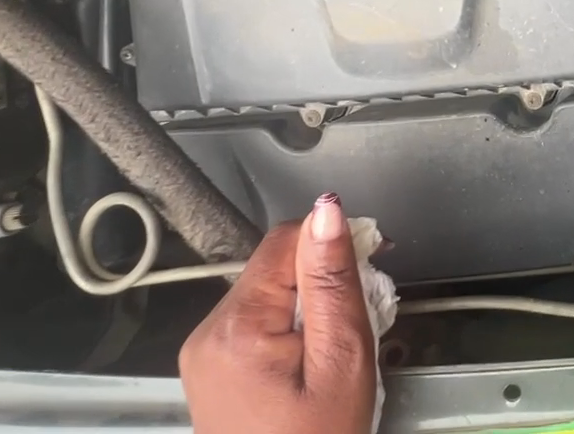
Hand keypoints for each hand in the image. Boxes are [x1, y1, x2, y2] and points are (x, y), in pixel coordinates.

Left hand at [181, 195, 376, 433]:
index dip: (334, 243)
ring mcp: (203, 350)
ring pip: (271, 286)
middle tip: (360, 315)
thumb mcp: (342, 356)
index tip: (370, 271)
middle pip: (277, 262)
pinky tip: (313, 353)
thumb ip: (333, 279)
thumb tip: (327, 208)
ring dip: (312, 296)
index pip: (288, 239)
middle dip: (325, 274)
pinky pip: (260, 314)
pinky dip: (294, 319)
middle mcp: (207, 330)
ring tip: (337, 340)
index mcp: (237, 325)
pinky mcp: (211, 365)